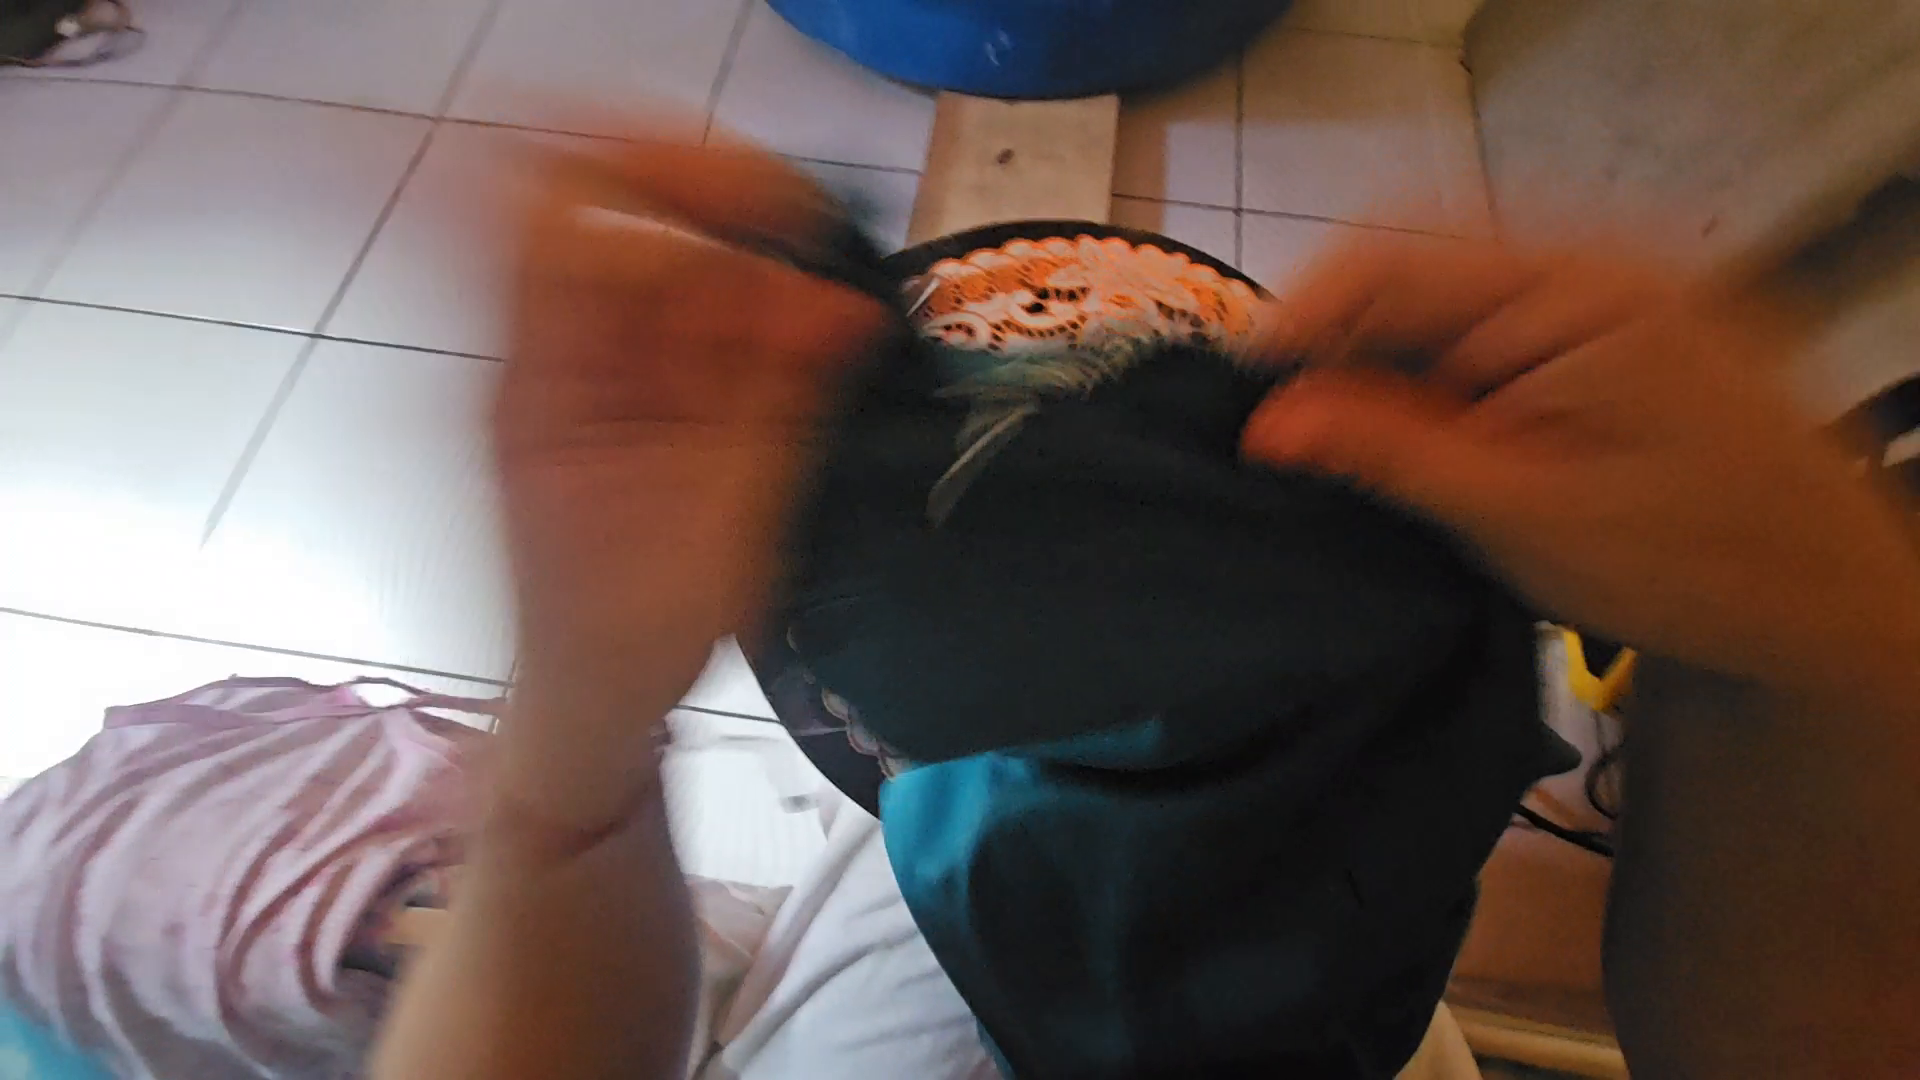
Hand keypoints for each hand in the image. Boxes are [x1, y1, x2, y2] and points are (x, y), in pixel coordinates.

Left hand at [493, 135, 887, 824]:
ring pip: (672, 278)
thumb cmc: (635, 634)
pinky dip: (758, 327)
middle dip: (734, 227)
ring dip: (758, 284)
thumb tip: (846, 306)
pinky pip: (694, 331)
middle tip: (820, 268)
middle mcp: (554, 360)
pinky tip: (809, 347)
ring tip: (828, 328)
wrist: (594, 694)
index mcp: (540, 382)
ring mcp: (593, 377)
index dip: (659, 170)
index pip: (566, 208)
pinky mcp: (635, 400)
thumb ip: (778, 405)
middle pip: (631, 230)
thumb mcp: (722, 523)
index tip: (770, 197)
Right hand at [1241, 240, 1919, 710]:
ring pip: (1414, 304)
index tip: (1237, 393)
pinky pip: (1449, 332)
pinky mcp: (1568, 333)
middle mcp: (1578, 264)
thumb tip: (1262, 426)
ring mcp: (1576, 294)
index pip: (1388, 264)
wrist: (1817, 600)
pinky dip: (1396, 379)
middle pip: (1397, 272)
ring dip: (1354, 366)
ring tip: (1320, 438)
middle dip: (1322, 347)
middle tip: (1278, 428)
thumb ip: (1384, 451)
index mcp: (1579, 288)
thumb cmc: (1688, 564)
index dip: (1295, 319)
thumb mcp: (1513, 510)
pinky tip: (1380, 431)